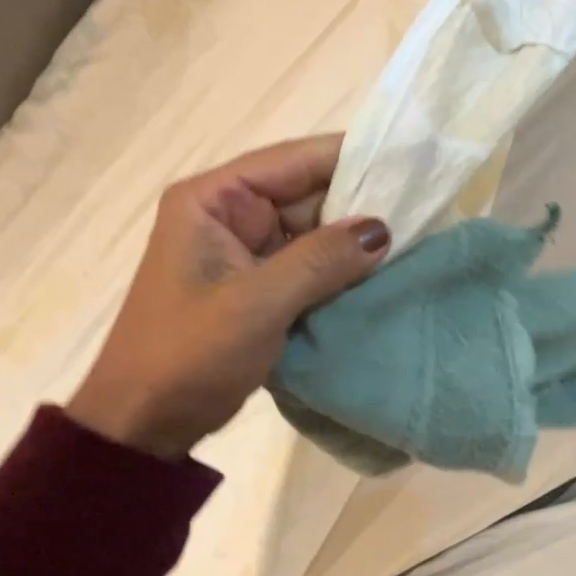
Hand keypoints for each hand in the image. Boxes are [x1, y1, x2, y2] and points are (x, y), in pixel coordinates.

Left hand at [67, 135, 389, 457]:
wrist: (147, 419)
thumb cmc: (188, 353)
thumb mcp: (257, 303)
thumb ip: (321, 260)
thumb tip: (383, 229)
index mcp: (213, 200)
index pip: (293, 161)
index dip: (352, 156)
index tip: (410, 158)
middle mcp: (232, 215)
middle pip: (310, 193)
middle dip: (364, 201)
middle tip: (428, 207)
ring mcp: (249, 252)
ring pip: (318, 231)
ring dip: (359, 240)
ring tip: (421, 237)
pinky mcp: (264, 287)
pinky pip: (315, 266)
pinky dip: (347, 270)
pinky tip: (388, 272)